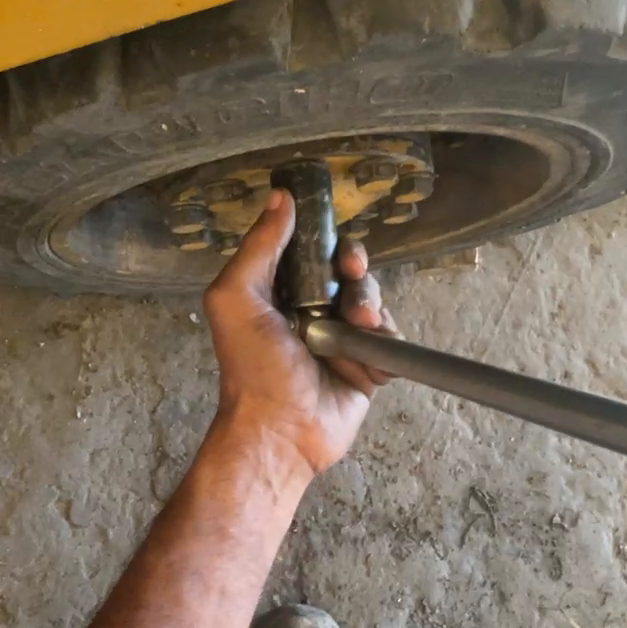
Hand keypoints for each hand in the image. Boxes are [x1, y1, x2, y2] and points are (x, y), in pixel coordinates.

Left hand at [201, 189, 400, 478]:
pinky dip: (385, 343)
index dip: (326, 241)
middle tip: (352, 276)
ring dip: (370, 305)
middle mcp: (310, 311)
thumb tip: (280, 197)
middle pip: (349, 270)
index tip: (333, 243)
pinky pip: (390, 339)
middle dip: (356, 268)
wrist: (280, 430)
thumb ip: (258, 247)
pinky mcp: (367, 366)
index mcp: (277, 293)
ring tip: (359, 324)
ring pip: (373, 300)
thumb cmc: (252, 365)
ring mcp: (341, 338)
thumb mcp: (237, 298)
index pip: (310, 251)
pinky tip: (369, 358)